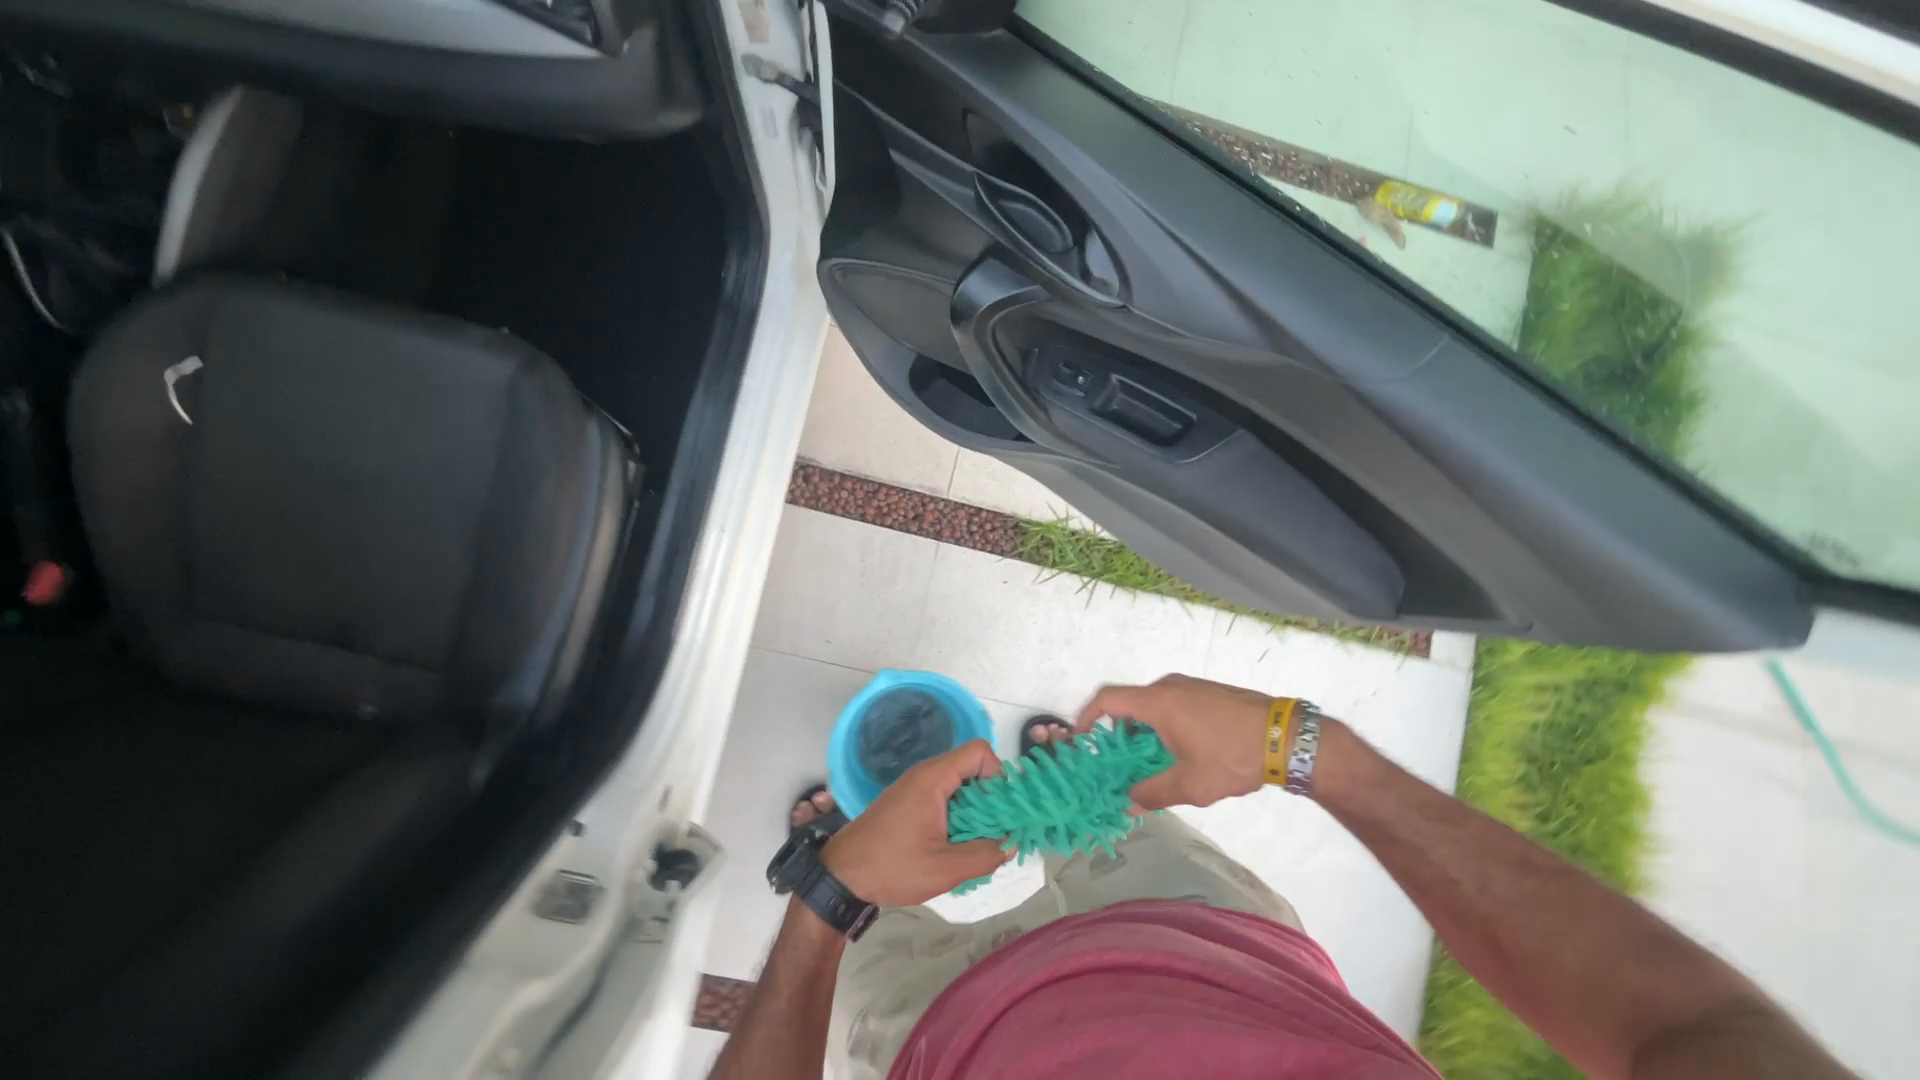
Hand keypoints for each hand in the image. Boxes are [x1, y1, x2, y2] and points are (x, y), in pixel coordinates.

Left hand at [821, 739, 1012, 906]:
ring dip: (974, 811)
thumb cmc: (892, 867)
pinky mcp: (909, 803)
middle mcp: (925, 775)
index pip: (979, 751)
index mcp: (933, 778)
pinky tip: (956, 846)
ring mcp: (915, 788)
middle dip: (990, 798)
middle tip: (995, 832)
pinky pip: (944, 798)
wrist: (841, 876)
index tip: (1001, 811)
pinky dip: (958, 816)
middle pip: (972, 768)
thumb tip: (1010, 843)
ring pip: (959, 785)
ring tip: (977, 844)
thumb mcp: (945, 869)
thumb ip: (984, 854)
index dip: (998, 775)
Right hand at [1074, 674, 1272, 810]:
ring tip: (1149, 764)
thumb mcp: (1191, 784)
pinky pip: (1173, 705)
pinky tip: (1179, 753)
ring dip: (1143, 731)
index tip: (1081, 739)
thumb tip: (1128, 802)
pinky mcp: (1209, 693)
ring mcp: (1192, 687)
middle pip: (1130, 703)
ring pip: (1153, 706)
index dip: (1087, 717)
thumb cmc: (1233, 757)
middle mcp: (1170, 687)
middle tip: (1117, 763)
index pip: (1108, 699)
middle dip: (1117, 733)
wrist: (1289, 738)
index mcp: (1158, 702)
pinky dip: (1164, 725)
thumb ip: (1153, 793)